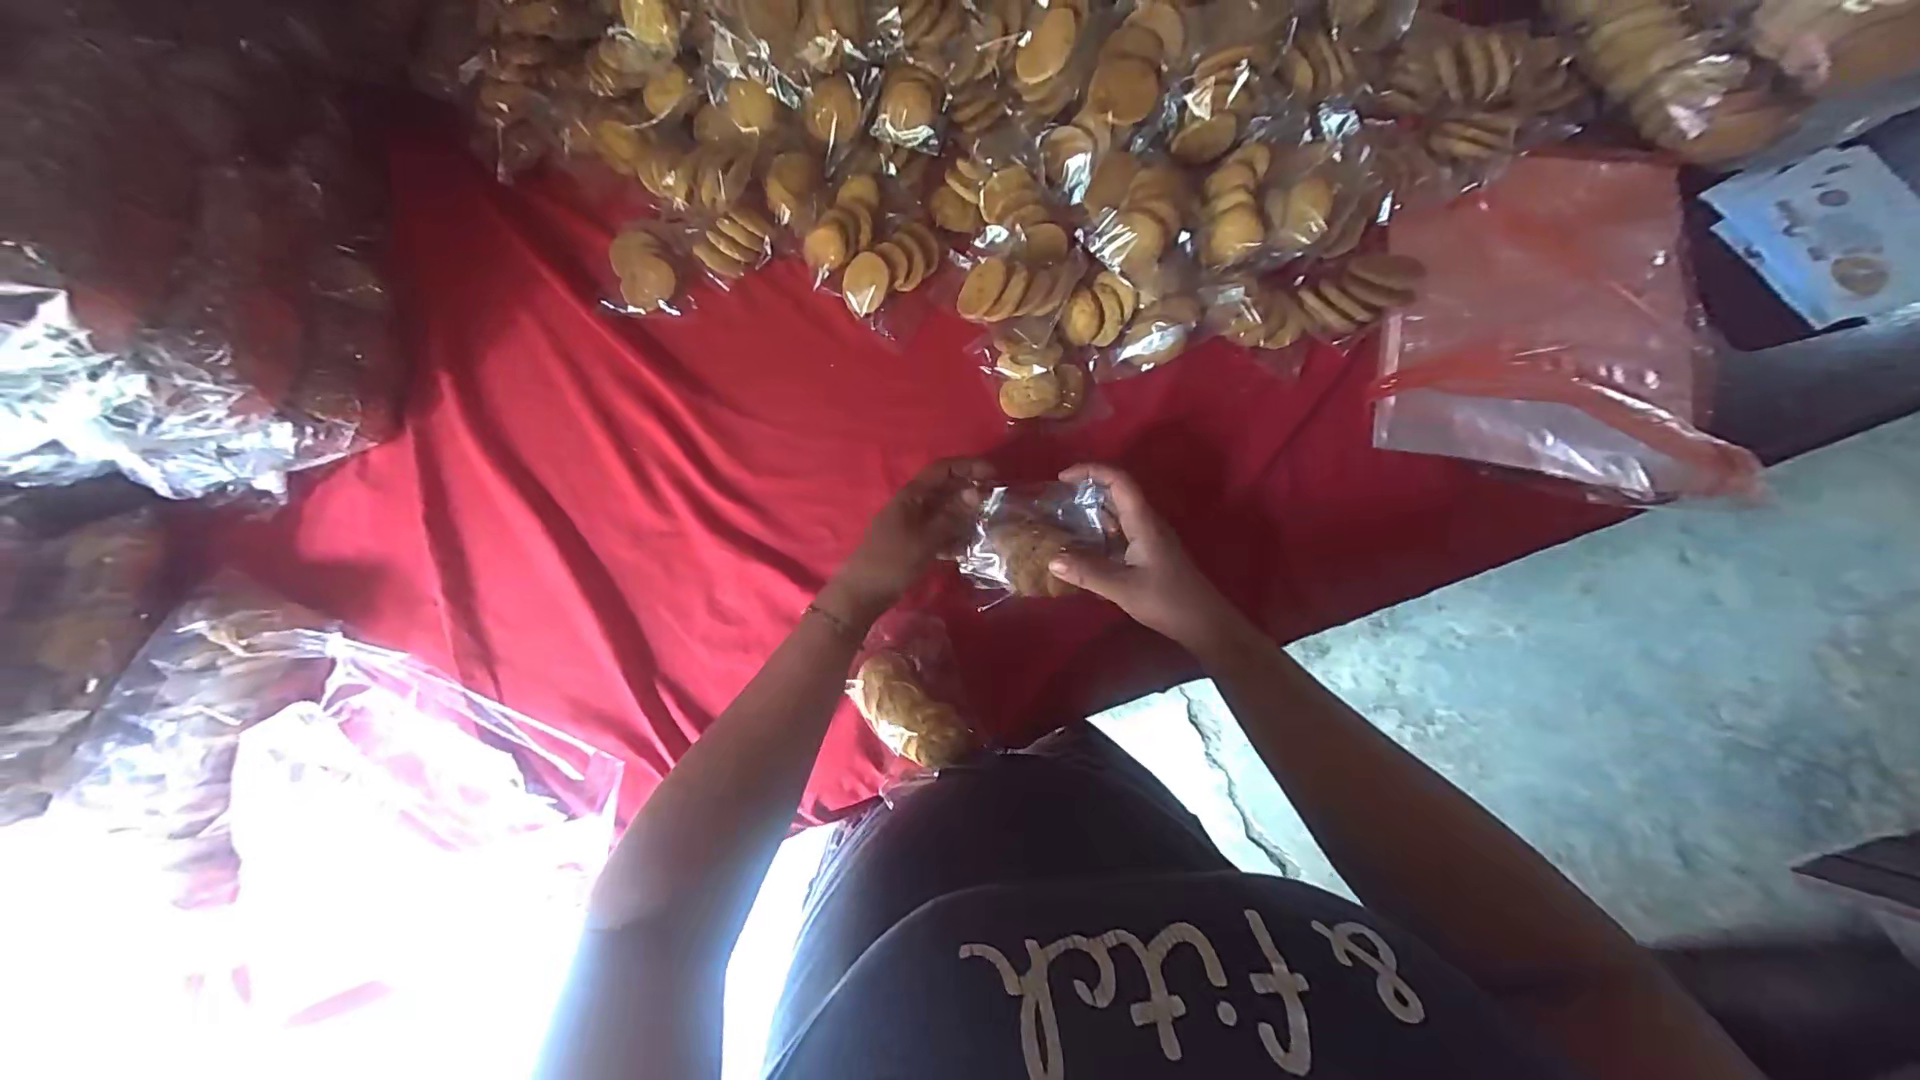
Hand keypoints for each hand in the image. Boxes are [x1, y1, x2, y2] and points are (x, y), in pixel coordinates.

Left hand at [821, 457, 993, 626]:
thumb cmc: (893, 562)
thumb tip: (976, 493)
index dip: (968, 466)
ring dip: (964, 514)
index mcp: (911, 496)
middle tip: (996, 500)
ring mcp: (911, 523)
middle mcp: (912, 504)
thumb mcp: (926, 539)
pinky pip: (938, 531)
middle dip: (970, 491)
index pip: (943, 469)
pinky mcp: (913, 542)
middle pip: (945, 488)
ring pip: (944, 511)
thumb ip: (951, 516)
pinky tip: (968, 546)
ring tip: (987, 524)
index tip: (994, 474)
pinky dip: (953, 534)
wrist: (864, 592)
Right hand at [1049, 464, 1257, 656]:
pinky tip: (1083, 546)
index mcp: (1144, 522)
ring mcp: (1150, 537)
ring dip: (1092, 510)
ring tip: (1063, 519)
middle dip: (1087, 488)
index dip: (1091, 471)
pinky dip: (1100, 530)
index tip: (1062, 478)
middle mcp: (1147, 523)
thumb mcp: (1123, 588)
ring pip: (1118, 512)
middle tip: (1057, 500)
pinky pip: (1121, 531)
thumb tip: (1051, 559)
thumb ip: (1087, 573)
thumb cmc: (1168, 601)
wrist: (1205, 623)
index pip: (1119, 480)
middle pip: (1118, 491)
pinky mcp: (1149, 553)